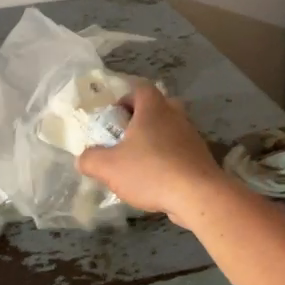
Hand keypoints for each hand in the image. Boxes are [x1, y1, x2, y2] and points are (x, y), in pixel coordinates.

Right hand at [76, 82, 230, 225]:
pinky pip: (180, 151)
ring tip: (139, 162)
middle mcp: (176, 116)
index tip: (114, 117)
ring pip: (170, 130)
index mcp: (154, 109)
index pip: (141, 88)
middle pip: (158, 106)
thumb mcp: (108, 167)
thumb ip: (90, 159)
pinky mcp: (201, 158)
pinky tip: (157, 180)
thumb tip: (83, 158)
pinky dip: (168, 159)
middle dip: (141, 119)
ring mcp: (192, 137)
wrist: (199, 195)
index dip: (125, 98)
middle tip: (126, 137)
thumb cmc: (151, 172)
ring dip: (156, 141)